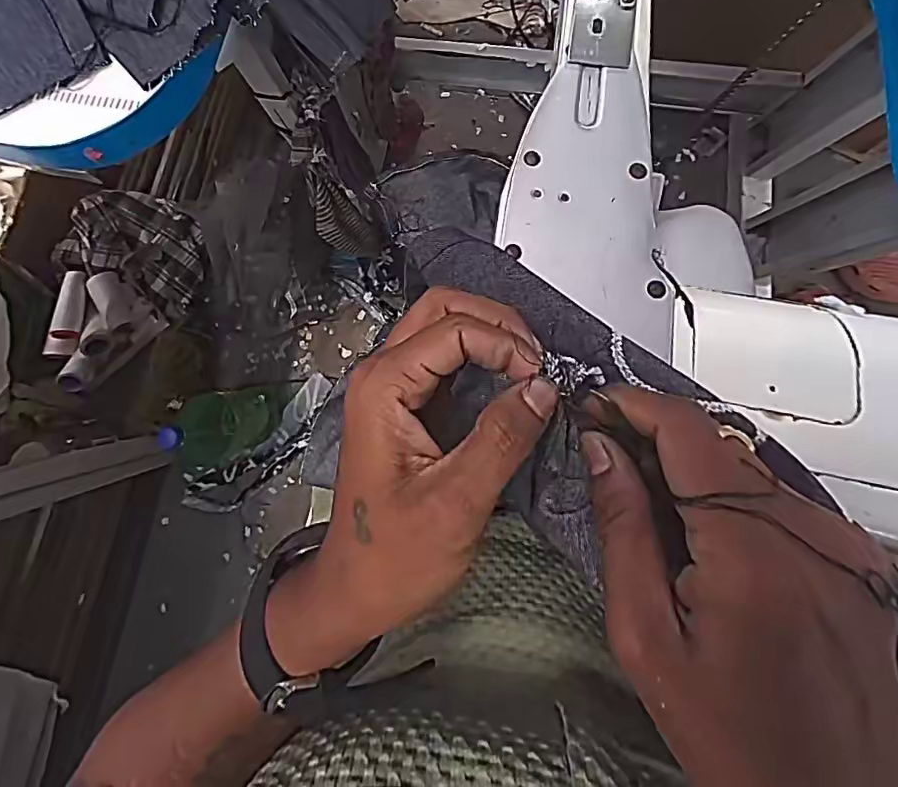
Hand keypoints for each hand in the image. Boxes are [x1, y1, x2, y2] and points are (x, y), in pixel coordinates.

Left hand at [266, 288, 558, 675]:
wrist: (355, 590)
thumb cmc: (389, 558)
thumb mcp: (455, 503)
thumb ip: (502, 439)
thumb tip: (542, 389)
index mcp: (382, 389)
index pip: (453, 329)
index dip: (504, 344)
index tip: (538, 377)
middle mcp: (383, 377)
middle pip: (443, 308)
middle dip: (497, 321)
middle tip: (536, 357)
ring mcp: (395, 387)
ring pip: (445, 325)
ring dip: (492, 334)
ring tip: (530, 366)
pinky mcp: (411, 403)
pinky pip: (450, 357)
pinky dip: (485, 356)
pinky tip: (512, 380)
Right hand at [582, 387, 897, 786]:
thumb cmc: (736, 737)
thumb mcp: (646, 638)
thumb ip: (623, 530)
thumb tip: (603, 451)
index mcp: (751, 553)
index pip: (687, 431)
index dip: (635, 404)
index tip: (600, 404)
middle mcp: (809, 534)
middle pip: (716, 441)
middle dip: (656, 437)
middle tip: (613, 454)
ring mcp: (841, 540)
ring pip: (746, 464)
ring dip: (694, 469)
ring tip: (659, 510)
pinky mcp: (855, 551)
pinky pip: (778, 496)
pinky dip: (735, 498)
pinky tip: (712, 540)